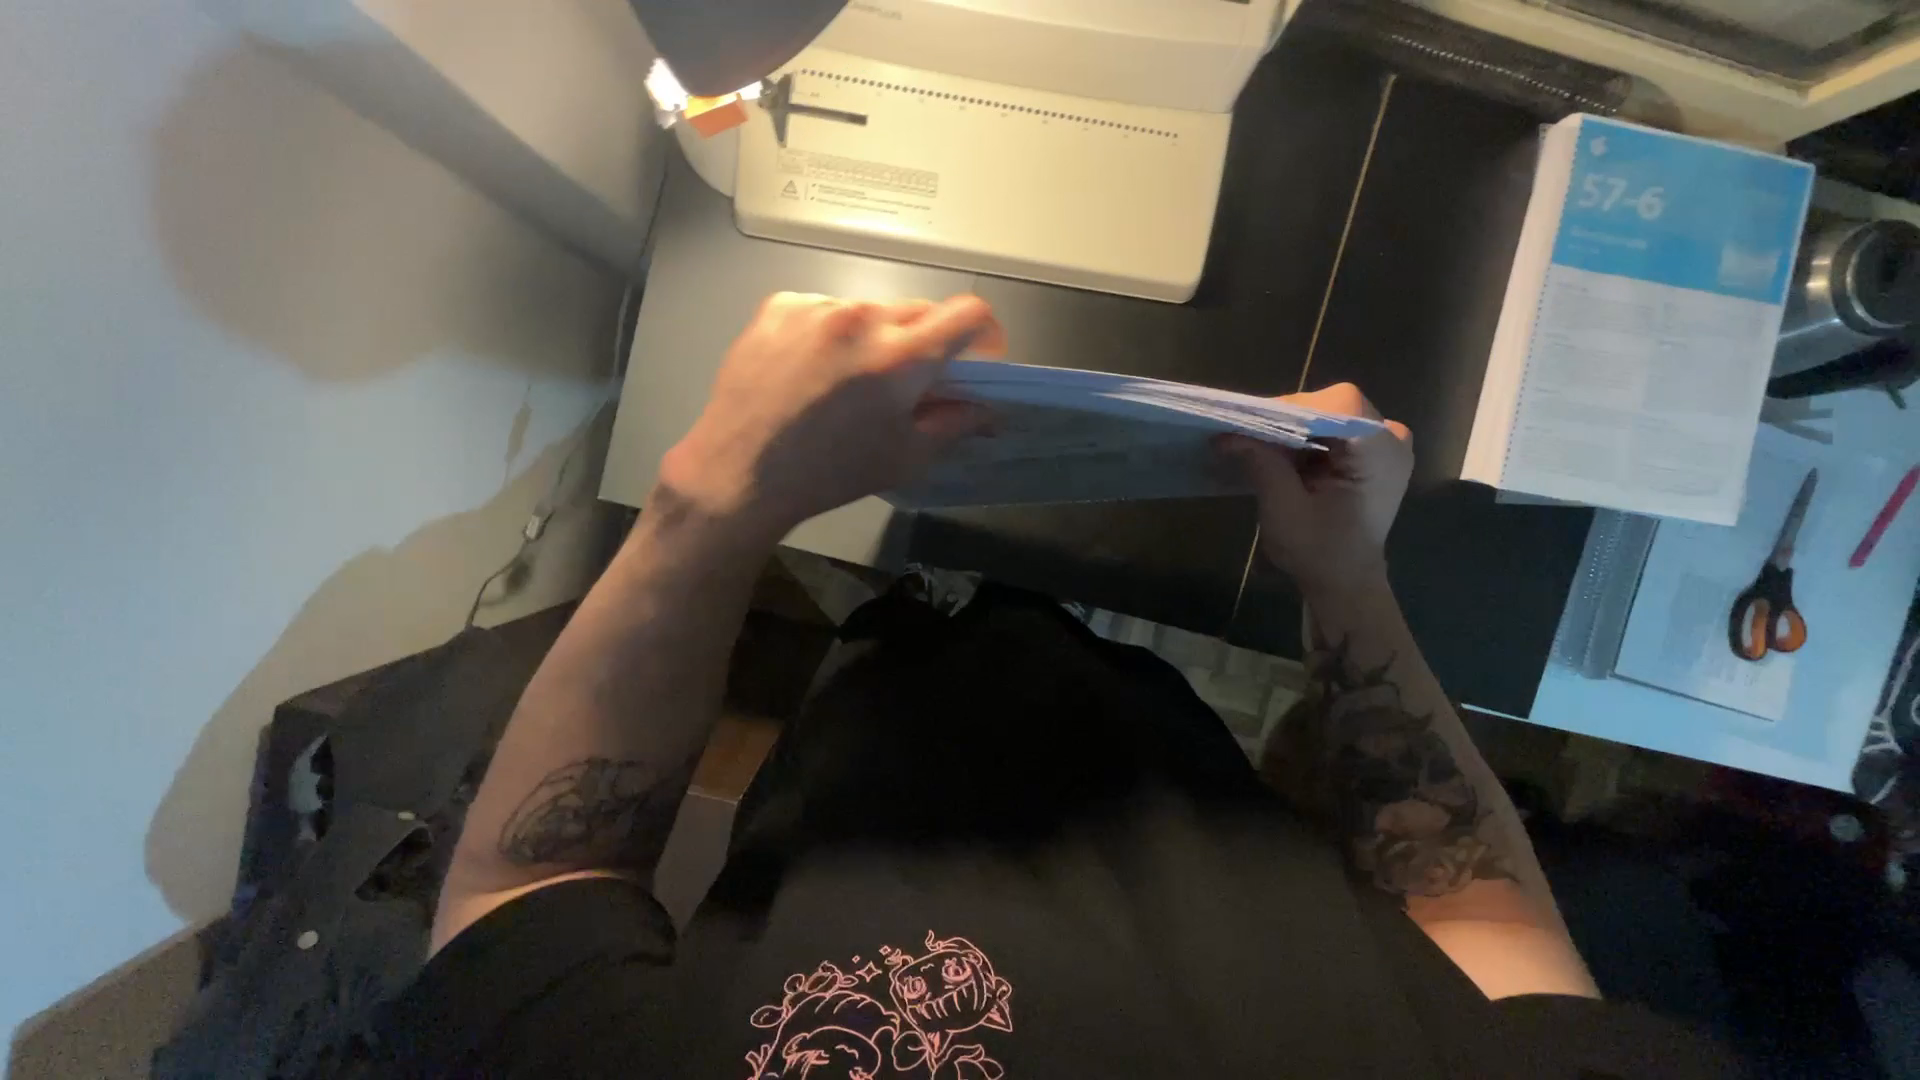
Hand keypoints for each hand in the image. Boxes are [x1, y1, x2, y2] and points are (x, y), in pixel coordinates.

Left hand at [659, 292, 1004, 541]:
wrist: (740, 473)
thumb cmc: (830, 473)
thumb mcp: (905, 458)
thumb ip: (956, 423)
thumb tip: (989, 409)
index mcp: (900, 357)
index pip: (969, 313)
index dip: (984, 334)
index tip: (975, 360)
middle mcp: (861, 318)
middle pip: (920, 311)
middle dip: (926, 343)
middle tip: (908, 383)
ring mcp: (816, 307)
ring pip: (871, 311)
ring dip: (876, 337)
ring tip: (849, 380)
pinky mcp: (779, 306)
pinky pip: (826, 309)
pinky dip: (833, 333)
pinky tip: (812, 369)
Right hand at [1216, 383, 1412, 596]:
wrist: (1345, 582)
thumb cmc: (1318, 551)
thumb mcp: (1282, 509)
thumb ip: (1261, 463)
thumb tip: (1225, 433)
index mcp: (1380, 453)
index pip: (1338, 404)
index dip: (1292, 408)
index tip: (1252, 425)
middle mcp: (1391, 439)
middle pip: (1335, 404)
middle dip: (1289, 418)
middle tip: (1250, 436)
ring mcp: (1386, 444)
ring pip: (1331, 413)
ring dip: (1295, 427)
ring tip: (1262, 446)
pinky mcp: (1373, 452)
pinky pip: (1336, 428)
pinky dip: (1307, 437)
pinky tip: (1285, 456)